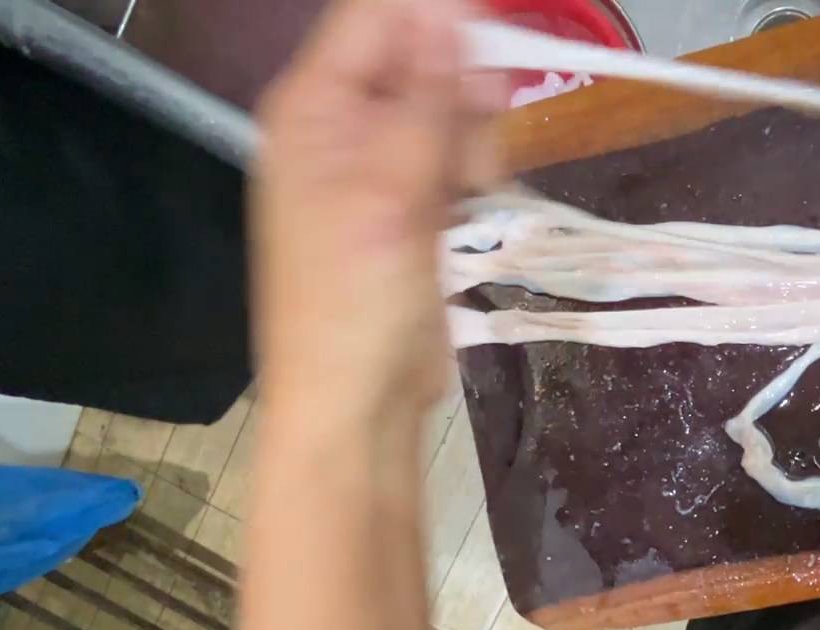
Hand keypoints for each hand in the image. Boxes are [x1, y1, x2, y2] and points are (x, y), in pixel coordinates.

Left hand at [250, 0, 497, 423]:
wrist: (359, 399)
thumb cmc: (358, 303)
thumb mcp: (390, 195)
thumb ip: (426, 104)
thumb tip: (449, 11)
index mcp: (315, 109)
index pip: (377, 20)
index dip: (440, 19)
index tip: (504, 43)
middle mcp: (344, 130)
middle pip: (418, 65)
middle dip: (463, 95)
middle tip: (478, 154)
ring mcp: (379, 175)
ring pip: (444, 119)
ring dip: (472, 143)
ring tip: (471, 191)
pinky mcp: (413, 216)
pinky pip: (451, 167)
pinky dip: (471, 178)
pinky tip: (472, 204)